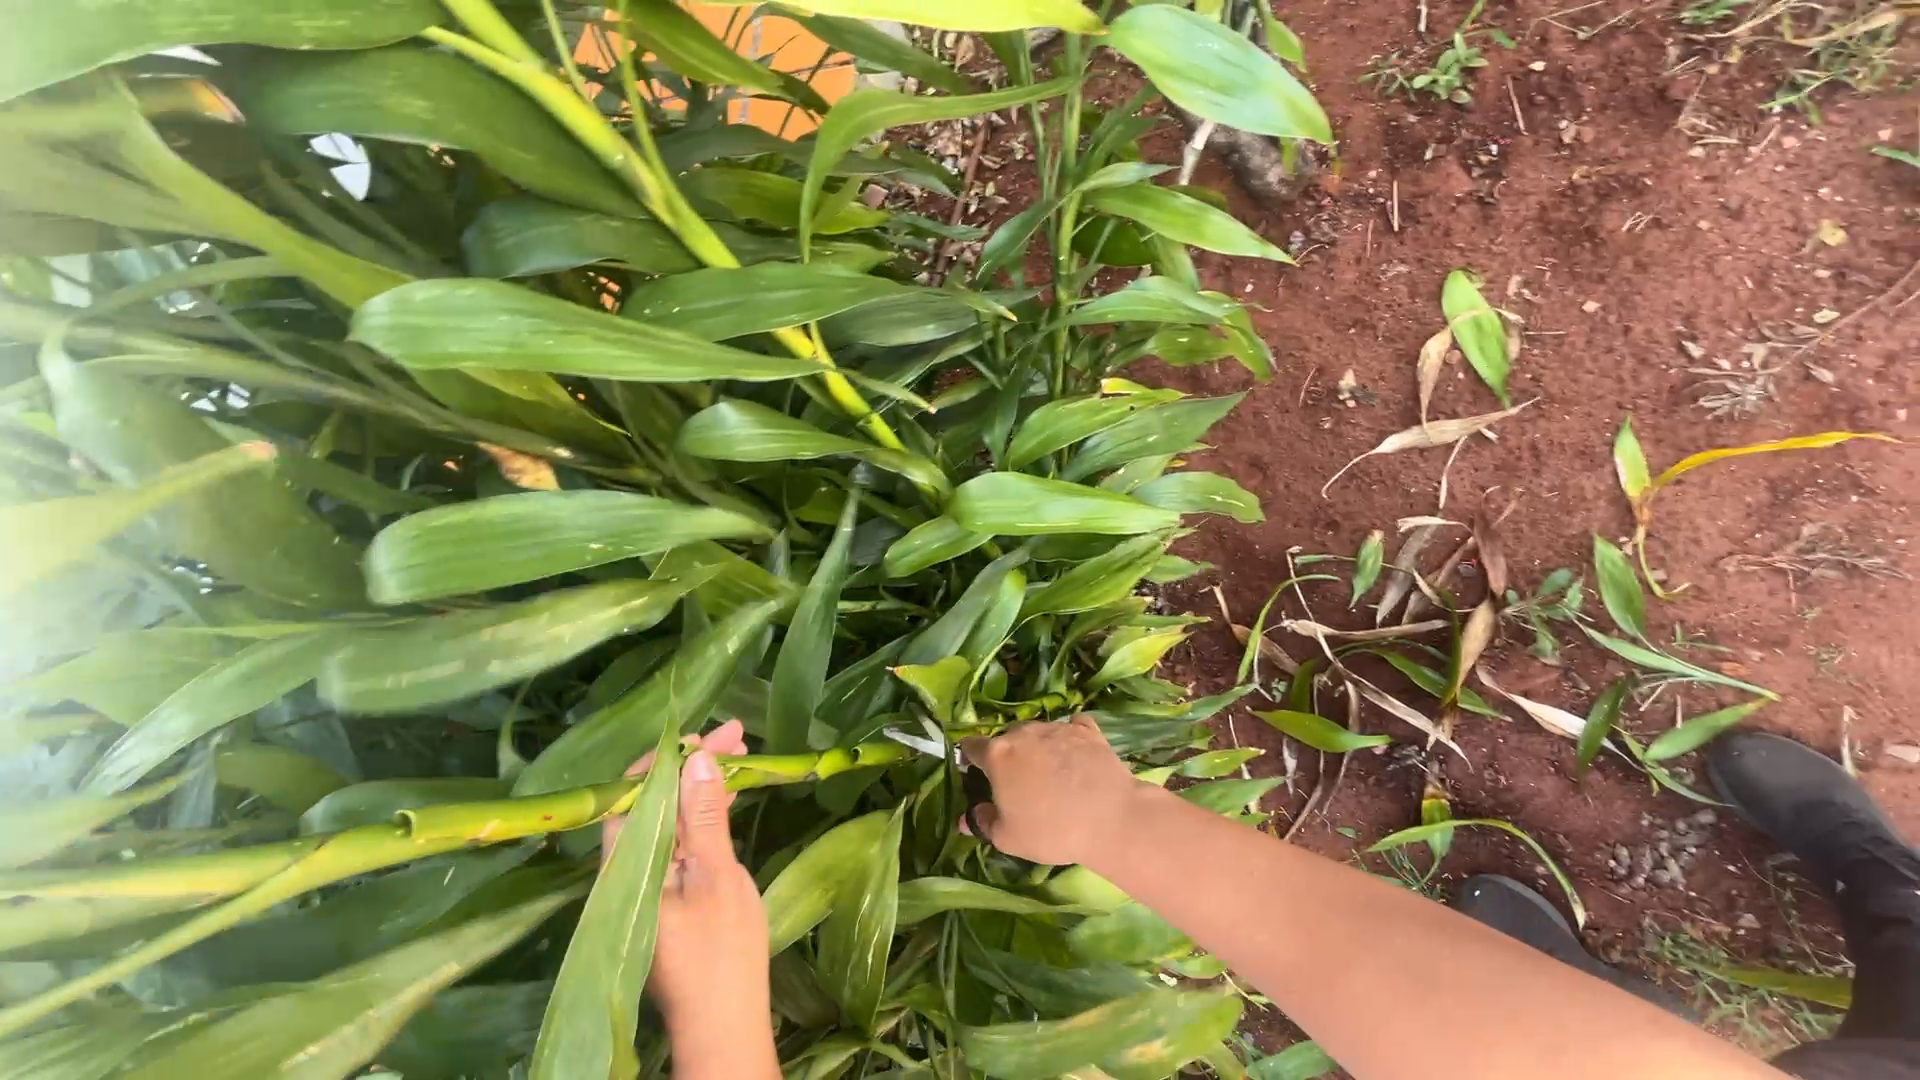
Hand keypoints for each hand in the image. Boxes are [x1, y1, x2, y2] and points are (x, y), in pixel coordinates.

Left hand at [602, 721, 776, 1078]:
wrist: (723, 1023)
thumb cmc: (720, 952)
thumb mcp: (717, 877)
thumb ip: (703, 817)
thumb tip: (697, 758)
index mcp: (627, 866)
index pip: (632, 794)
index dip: (666, 758)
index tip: (706, 734)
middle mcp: (628, 870)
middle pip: (652, 802)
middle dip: (691, 765)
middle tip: (737, 736)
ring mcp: (647, 883)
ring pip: (668, 819)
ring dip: (700, 785)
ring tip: (741, 755)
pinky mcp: (666, 895)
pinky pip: (679, 840)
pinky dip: (703, 814)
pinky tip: (727, 798)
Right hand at [957, 715, 1144, 865]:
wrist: (1111, 819)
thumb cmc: (1052, 830)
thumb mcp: (1008, 838)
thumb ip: (983, 823)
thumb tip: (967, 817)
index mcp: (998, 754)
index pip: (971, 745)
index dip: (970, 759)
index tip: (977, 775)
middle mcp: (1024, 732)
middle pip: (1006, 738)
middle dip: (1007, 755)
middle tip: (1019, 783)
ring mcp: (1057, 727)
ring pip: (1038, 733)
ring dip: (1038, 748)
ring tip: (1052, 775)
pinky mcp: (1087, 730)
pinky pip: (1071, 728)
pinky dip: (1069, 739)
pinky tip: (1076, 757)